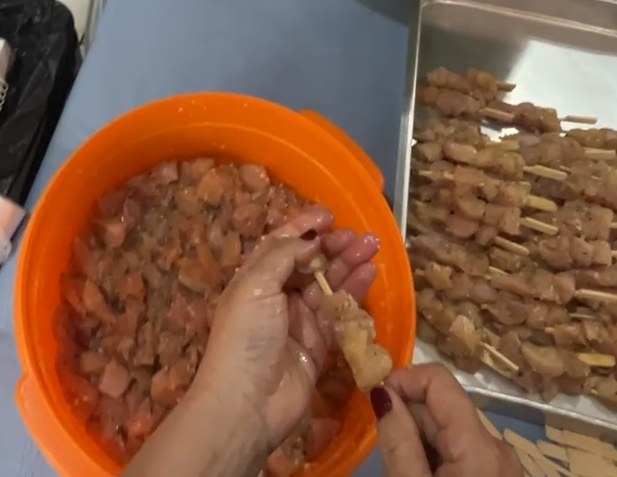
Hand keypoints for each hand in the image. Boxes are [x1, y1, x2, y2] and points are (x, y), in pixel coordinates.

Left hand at [125, 207, 379, 475]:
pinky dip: (354, 293)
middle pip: (309, 262)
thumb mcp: (256, 284)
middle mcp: (277, 294)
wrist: (247, 403)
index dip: (304, 226)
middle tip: (358, 235)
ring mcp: (298, 320)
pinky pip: (339, 312)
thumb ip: (284, 255)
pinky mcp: (318, 345)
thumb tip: (310, 239)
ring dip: (349, 264)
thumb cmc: (245, 335)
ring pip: (328, 284)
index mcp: (255, 276)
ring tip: (371, 247)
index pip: (282, 243)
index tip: (328, 214)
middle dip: (333, 245)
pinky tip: (369, 276)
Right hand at [373, 364, 524, 476]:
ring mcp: (502, 467)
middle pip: (441, 407)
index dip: (402, 380)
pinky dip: (437, 460)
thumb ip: (399, 441)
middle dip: (408, 418)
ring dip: (419, 442)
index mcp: (480, 444)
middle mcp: (497, 446)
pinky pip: (461, 455)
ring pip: (448, 433)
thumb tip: (382, 391)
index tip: (374, 402)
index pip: (438, 379)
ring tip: (403, 471)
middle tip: (385, 452)